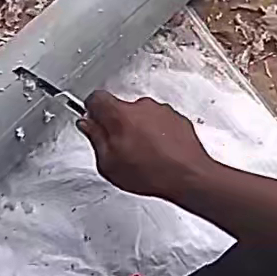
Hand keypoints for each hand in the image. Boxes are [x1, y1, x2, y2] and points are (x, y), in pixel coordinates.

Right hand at [76, 91, 220, 200]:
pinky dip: (156, 134)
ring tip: (141, 156)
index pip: (96, 98)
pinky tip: (157, 154)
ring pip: (141, 115)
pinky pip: (159, 122)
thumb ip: (95, 139)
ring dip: (138, 130)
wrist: (188, 177)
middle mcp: (142, 106)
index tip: (92, 121)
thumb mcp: (109, 164)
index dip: (91, 110)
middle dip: (117, 125)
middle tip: (118, 148)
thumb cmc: (152, 172)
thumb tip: (87, 125)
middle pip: (120, 108)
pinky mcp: (177, 119)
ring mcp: (162, 111)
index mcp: (120, 115)